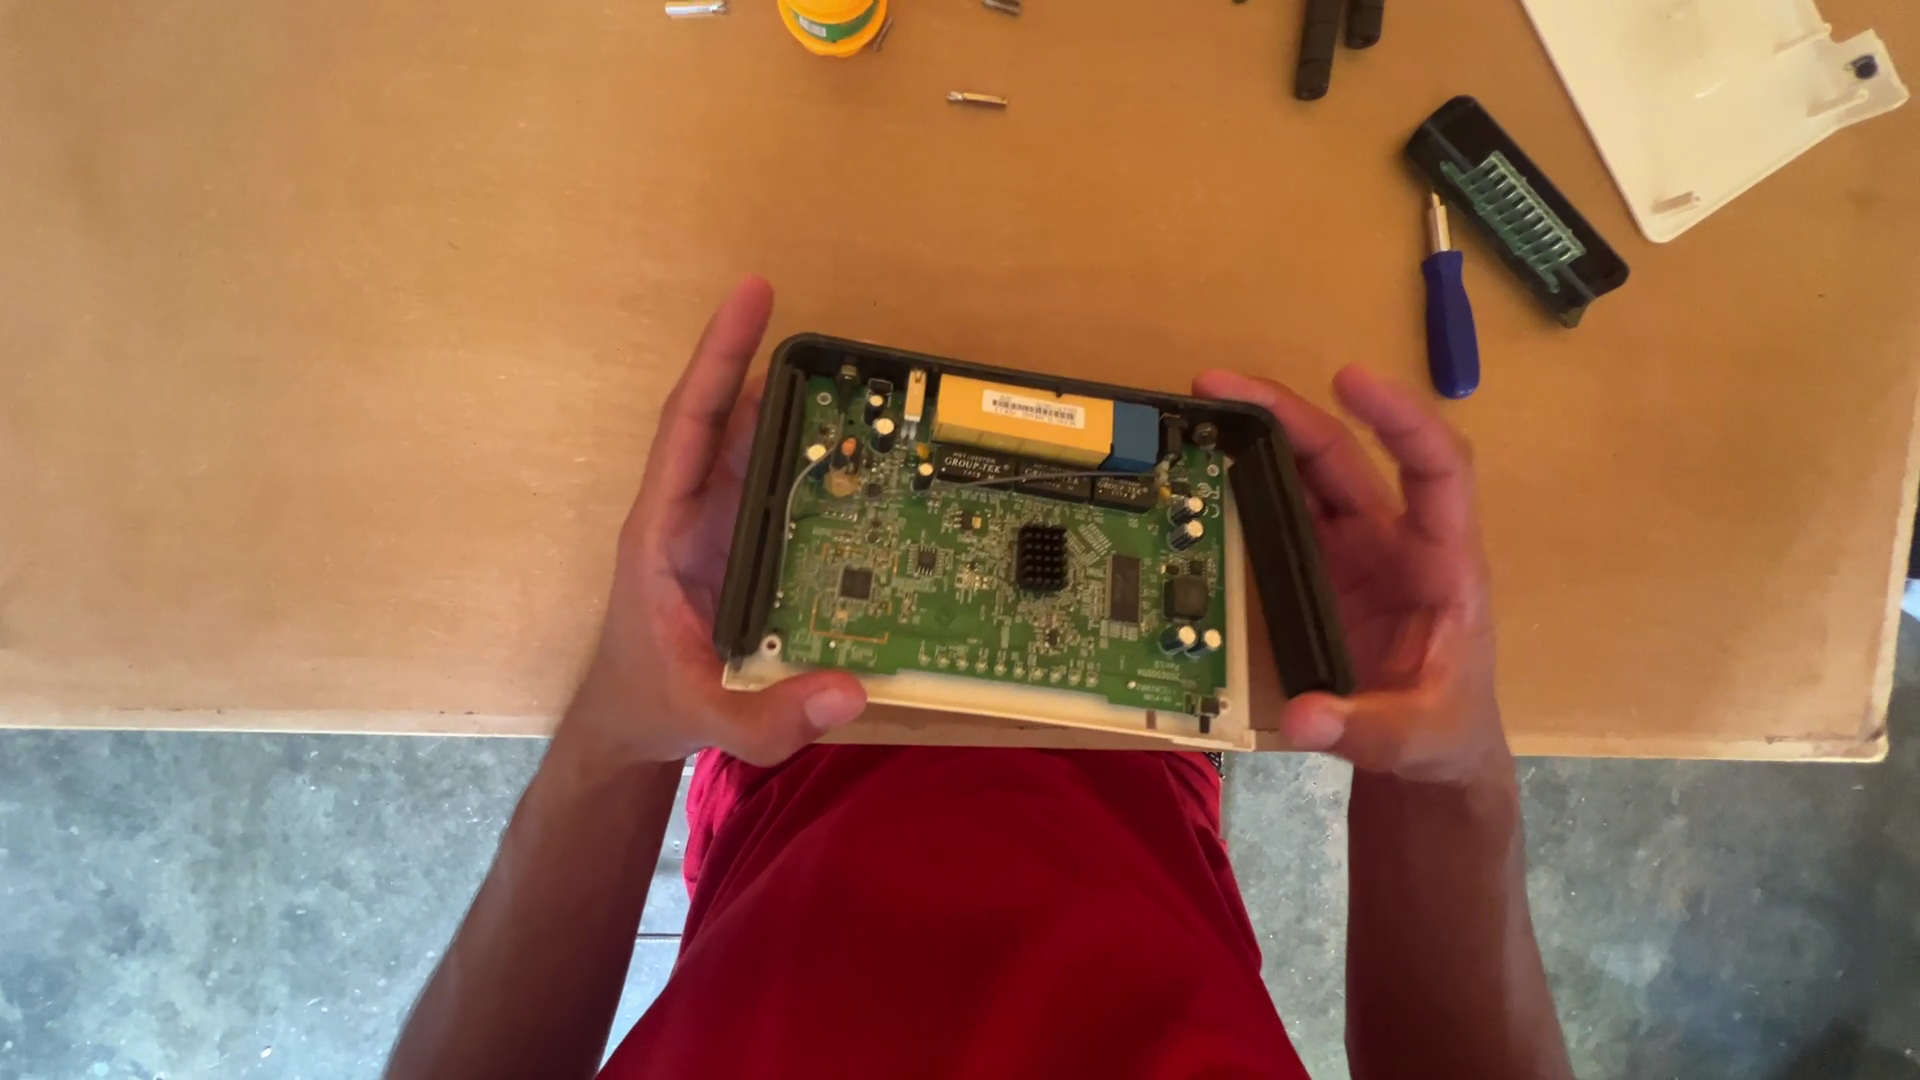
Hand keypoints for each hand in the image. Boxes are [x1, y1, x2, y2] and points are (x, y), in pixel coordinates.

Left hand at [564, 277, 867, 765]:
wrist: (635, 719)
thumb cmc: (654, 702)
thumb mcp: (708, 716)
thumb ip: (769, 717)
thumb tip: (854, 691)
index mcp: (664, 529)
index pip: (689, 424)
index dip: (720, 357)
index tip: (753, 293)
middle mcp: (693, 513)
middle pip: (729, 421)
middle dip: (770, 366)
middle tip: (835, 339)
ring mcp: (723, 528)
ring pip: (757, 451)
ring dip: (801, 415)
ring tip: (860, 390)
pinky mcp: (747, 547)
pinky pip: (780, 490)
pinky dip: (812, 465)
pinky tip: (857, 459)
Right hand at [1192, 366, 1508, 785]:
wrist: (1424, 749)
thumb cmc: (1442, 731)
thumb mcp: (1415, 737)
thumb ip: (1364, 728)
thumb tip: (1304, 718)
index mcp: (1438, 562)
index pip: (1435, 468)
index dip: (1399, 419)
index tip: (1349, 378)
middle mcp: (1392, 541)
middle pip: (1343, 457)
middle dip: (1286, 413)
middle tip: (1218, 386)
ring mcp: (1349, 552)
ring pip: (1307, 475)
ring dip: (1261, 435)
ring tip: (1204, 409)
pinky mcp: (1315, 569)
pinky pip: (1282, 511)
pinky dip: (1247, 483)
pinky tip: (1209, 468)